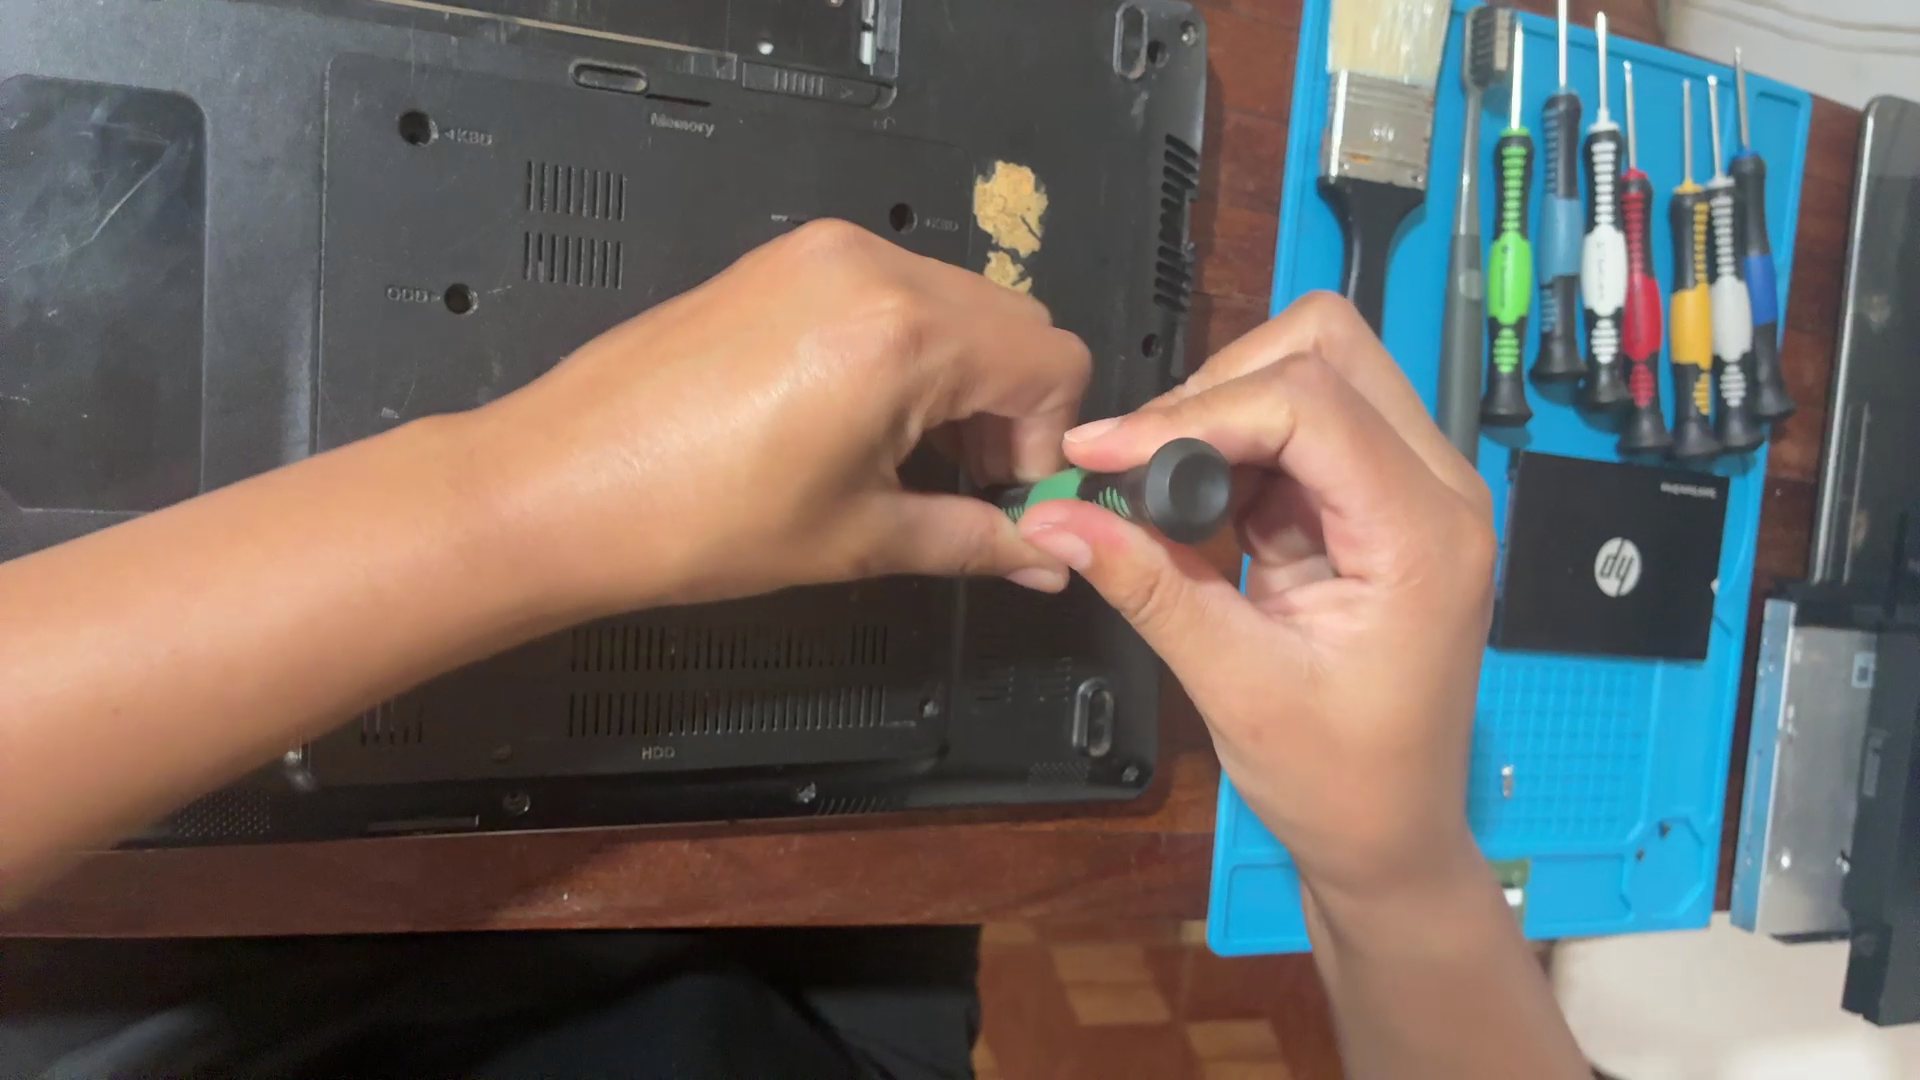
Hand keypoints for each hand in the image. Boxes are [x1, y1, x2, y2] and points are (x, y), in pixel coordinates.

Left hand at [468, 220, 1091, 612]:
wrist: (557, 487)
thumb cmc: (706, 524)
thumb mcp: (861, 541)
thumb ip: (976, 542)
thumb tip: (1051, 560)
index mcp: (906, 334)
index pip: (1054, 362)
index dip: (1047, 442)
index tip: (1005, 499)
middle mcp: (877, 266)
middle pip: (1017, 326)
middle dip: (1012, 410)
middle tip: (962, 483)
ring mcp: (827, 250)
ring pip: (962, 307)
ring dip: (967, 382)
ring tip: (911, 456)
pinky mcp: (789, 257)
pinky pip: (900, 293)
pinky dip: (917, 353)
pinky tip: (867, 414)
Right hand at [1014, 293, 1495, 904]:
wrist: (1387, 830)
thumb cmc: (1334, 778)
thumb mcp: (1232, 683)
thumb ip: (1144, 586)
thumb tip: (1049, 516)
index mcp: (1420, 531)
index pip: (1307, 404)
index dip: (1194, 414)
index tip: (1100, 454)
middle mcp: (1427, 484)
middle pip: (1325, 348)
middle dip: (1218, 384)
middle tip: (1142, 457)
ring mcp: (1396, 485)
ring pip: (1304, 372)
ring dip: (1215, 410)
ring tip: (1150, 480)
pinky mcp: (1356, 500)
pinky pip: (1285, 429)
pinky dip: (1221, 446)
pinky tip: (1183, 499)